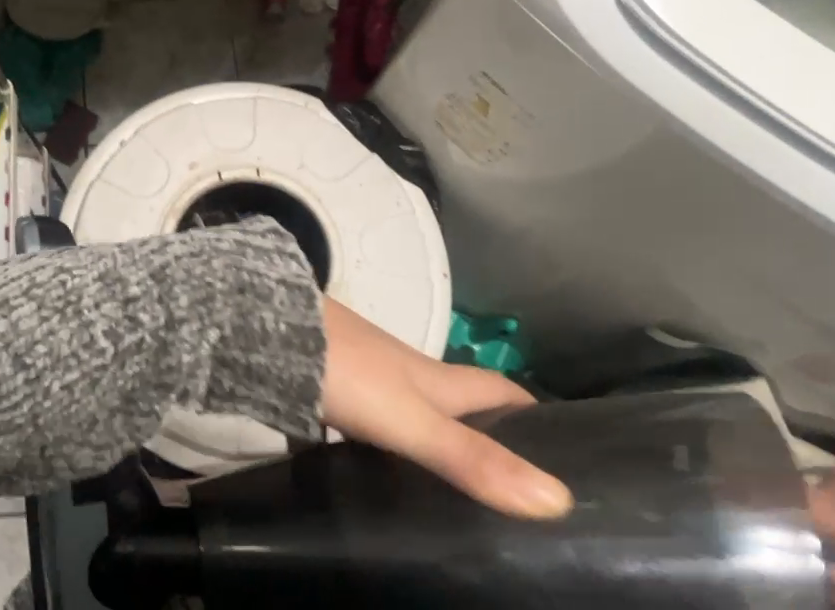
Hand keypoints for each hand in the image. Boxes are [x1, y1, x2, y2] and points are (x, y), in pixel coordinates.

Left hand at [318, 296, 571, 520]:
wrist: (269, 334)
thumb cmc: (348, 373)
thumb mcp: (414, 421)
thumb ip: (472, 459)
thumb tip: (559, 500)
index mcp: (438, 379)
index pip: (501, 390)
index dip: (534, 415)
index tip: (565, 452)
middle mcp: (409, 374)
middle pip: (460, 404)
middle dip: (486, 437)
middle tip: (508, 493)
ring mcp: (368, 378)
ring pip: (414, 414)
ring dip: (433, 446)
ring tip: (451, 500)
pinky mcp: (333, 388)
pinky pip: (372, 421)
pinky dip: (385, 447)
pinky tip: (381, 478)